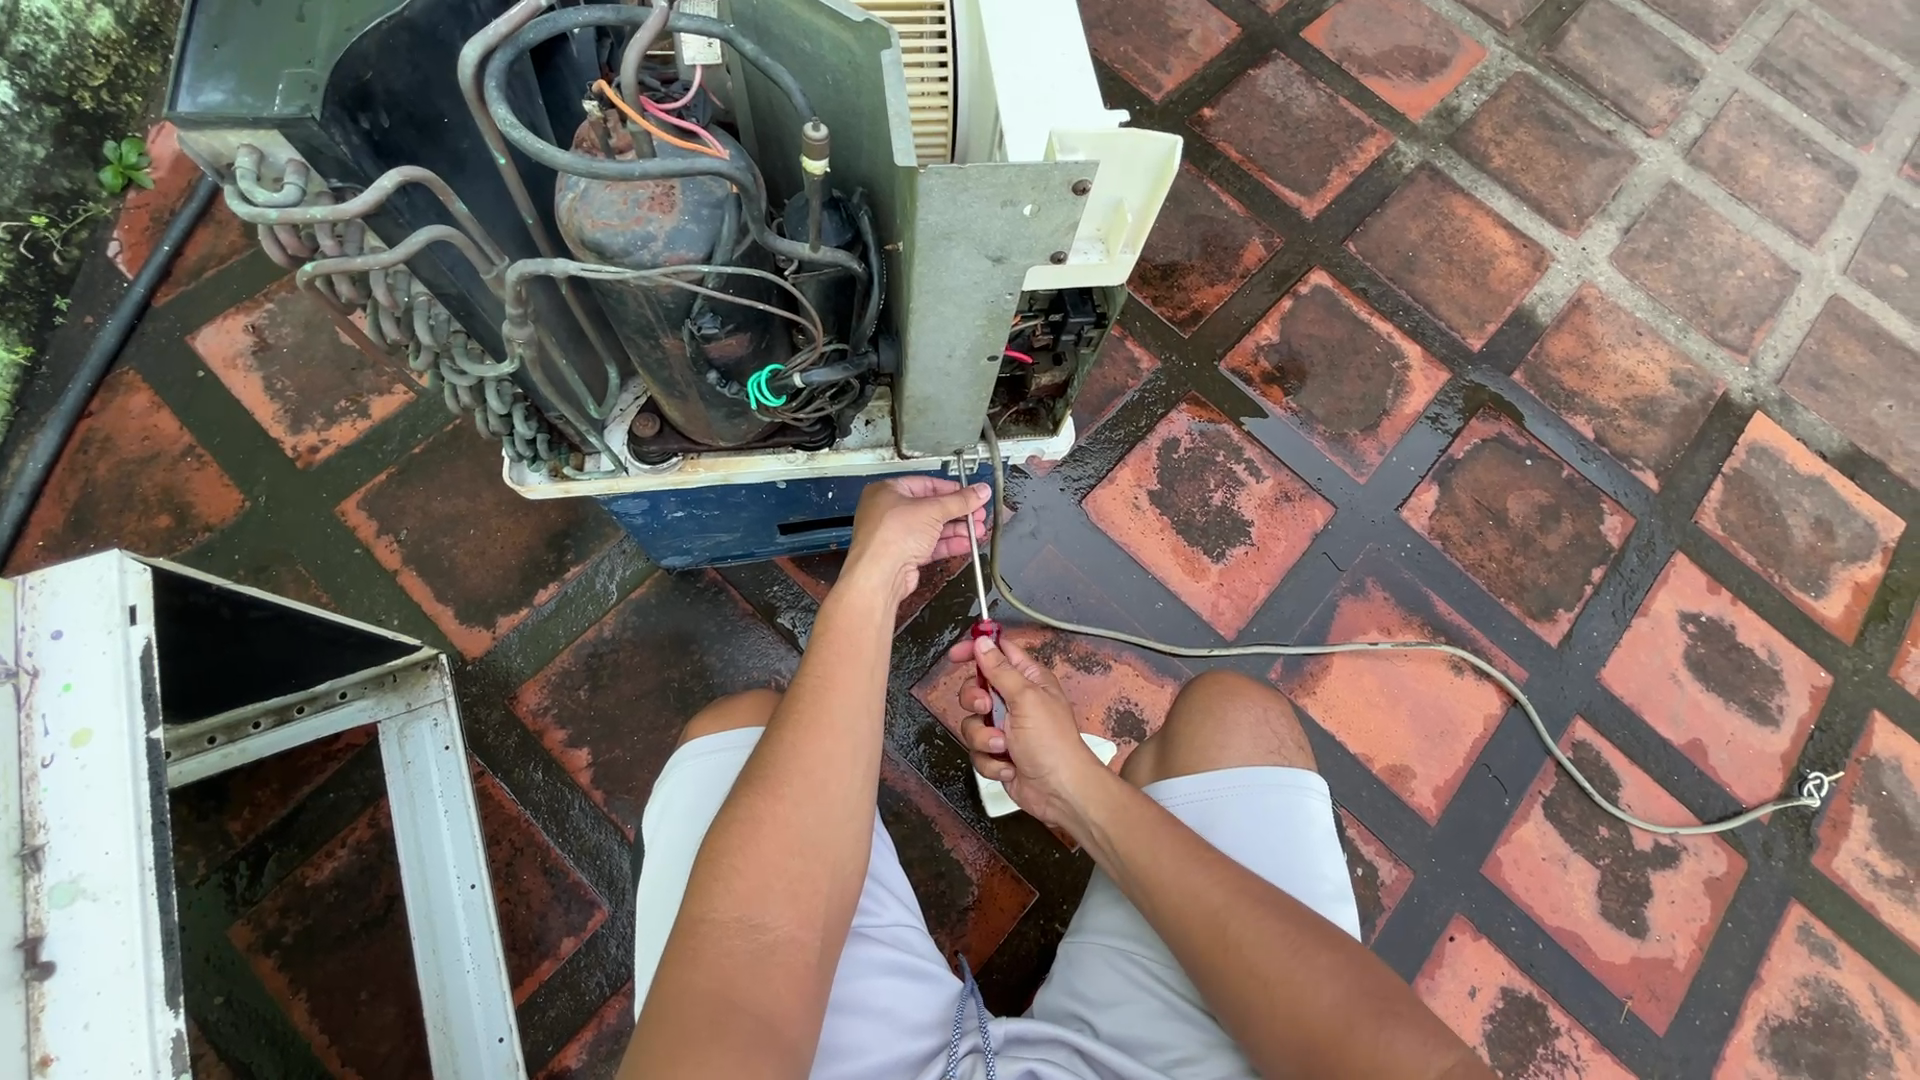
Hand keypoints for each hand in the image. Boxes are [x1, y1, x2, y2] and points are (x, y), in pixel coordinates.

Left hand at [843, 476, 990, 604]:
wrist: (879, 575)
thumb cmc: (888, 538)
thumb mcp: (932, 511)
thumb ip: (960, 501)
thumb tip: (978, 492)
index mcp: (887, 491)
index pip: (926, 484)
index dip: (950, 489)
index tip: (970, 493)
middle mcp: (889, 512)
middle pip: (931, 508)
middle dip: (957, 512)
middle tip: (977, 512)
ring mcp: (896, 535)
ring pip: (933, 529)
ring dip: (957, 529)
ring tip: (976, 529)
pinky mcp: (904, 555)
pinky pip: (931, 546)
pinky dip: (949, 544)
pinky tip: (966, 542)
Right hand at [949, 634, 1112, 828]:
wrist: (1058, 791)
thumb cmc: (1051, 741)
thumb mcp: (1026, 698)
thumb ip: (1000, 669)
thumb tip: (983, 642)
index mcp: (1029, 680)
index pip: (998, 653)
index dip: (977, 649)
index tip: (955, 655)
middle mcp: (1015, 701)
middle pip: (976, 688)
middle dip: (975, 701)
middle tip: (986, 709)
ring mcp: (1005, 728)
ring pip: (972, 723)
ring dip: (984, 738)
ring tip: (1003, 748)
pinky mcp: (997, 754)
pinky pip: (976, 750)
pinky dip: (990, 761)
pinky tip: (1009, 767)